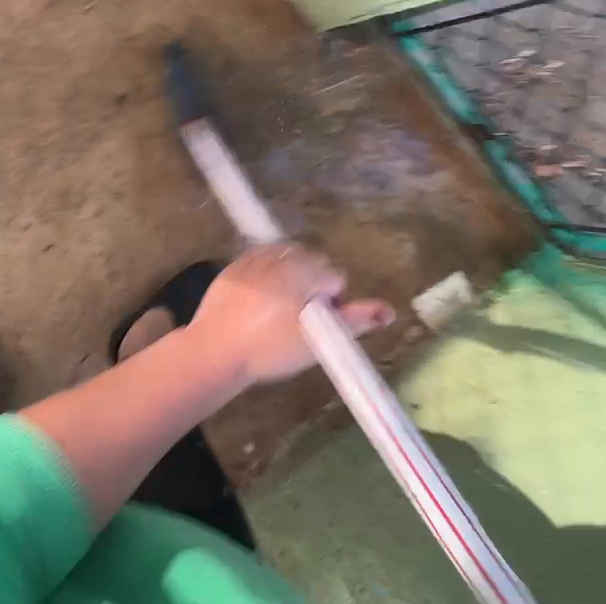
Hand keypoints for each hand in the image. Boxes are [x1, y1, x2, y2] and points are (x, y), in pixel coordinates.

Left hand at [185, 244, 394, 387]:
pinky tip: (260, 294)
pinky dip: (266, 270)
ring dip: (290, 272)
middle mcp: (278, 257)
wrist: (217, 350)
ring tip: (281, 305)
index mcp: (303, 271)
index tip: (318, 322)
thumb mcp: (317, 339)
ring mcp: (252, 259)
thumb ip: (354, 320)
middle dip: (312, 282)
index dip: (332, 301)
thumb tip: (388, 310)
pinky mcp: (232, 265)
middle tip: (300, 315)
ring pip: (285, 255)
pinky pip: (258, 257)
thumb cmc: (270, 349)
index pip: (335, 277)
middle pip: (310, 260)